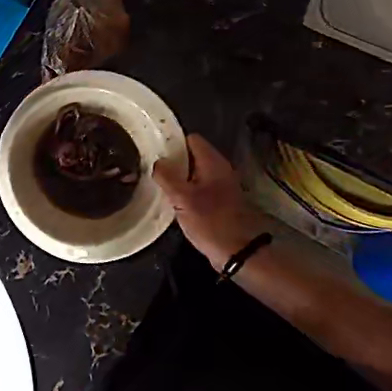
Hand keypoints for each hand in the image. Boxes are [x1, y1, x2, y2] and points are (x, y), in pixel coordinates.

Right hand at [154, 134, 272, 269]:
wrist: (239, 252)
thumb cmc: (210, 221)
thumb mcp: (183, 198)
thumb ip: (167, 176)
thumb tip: (158, 162)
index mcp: (212, 162)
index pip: (191, 139)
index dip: (172, 143)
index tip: (155, 152)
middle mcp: (219, 169)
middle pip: (192, 156)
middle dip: (173, 162)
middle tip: (153, 171)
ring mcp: (221, 186)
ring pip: (194, 173)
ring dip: (178, 179)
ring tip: (159, 186)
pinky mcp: (219, 201)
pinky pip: (199, 188)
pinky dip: (187, 192)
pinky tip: (173, 202)